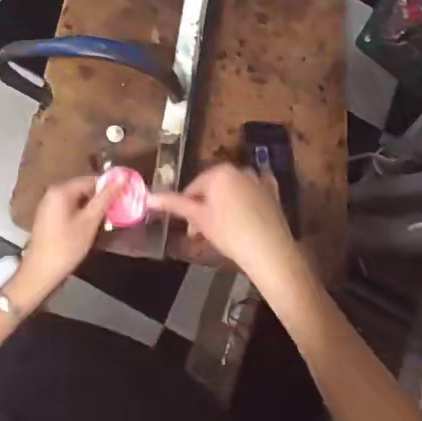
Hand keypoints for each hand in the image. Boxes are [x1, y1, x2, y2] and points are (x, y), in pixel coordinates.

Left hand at [10, 175, 118, 307]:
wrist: (41, 271)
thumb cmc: (67, 246)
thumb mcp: (89, 221)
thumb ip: (105, 198)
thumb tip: (121, 177)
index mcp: (61, 190)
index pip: (92, 180)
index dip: (110, 187)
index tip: (125, 197)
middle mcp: (53, 193)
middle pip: (84, 189)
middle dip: (102, 199)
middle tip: (119, 210)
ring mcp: (49, 205)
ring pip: (78, 200)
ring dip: (93, 209)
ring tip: (109, 220)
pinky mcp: (49, 217)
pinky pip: (70, 209)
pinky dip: (82, 215)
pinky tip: (92, 226)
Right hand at [146, 164, 302, 285]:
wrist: (269, 251)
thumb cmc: (229, 232)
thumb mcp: (198, 218)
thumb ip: (173, 204)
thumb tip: (148, 197)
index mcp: (219, 172)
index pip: (193, 188)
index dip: (187, 209)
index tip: (189, 229)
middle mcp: (240, 170)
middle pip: (213, 189)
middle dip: (204, 210)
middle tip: (201, 234)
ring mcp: (259, 181)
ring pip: (231, 193)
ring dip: (222, 209)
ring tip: (220, 233)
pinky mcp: (273, 194)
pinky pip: (251, 197)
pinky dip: (243, 206)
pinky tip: (242, 222)